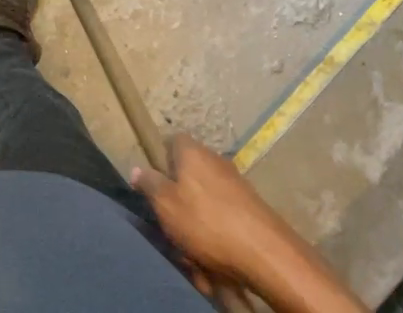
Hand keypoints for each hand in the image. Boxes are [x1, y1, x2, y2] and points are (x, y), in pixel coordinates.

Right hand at [131, 134, 284, 279]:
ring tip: (193, 256)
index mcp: (192, 152)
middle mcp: (215, 161)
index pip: (172, 140)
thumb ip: (149, 183)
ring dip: (195, 227)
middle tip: (170, 227)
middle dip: (178, 203)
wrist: (266, 253)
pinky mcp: (250, 208)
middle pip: (188, 175)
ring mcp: (236, 184)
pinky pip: (222, 219)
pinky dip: (215, 237)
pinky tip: (213, 261)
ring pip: (204, 203)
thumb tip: (137, 169)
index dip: (160, 158)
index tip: (152, 181)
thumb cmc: (205, 221)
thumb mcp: (165, 203)